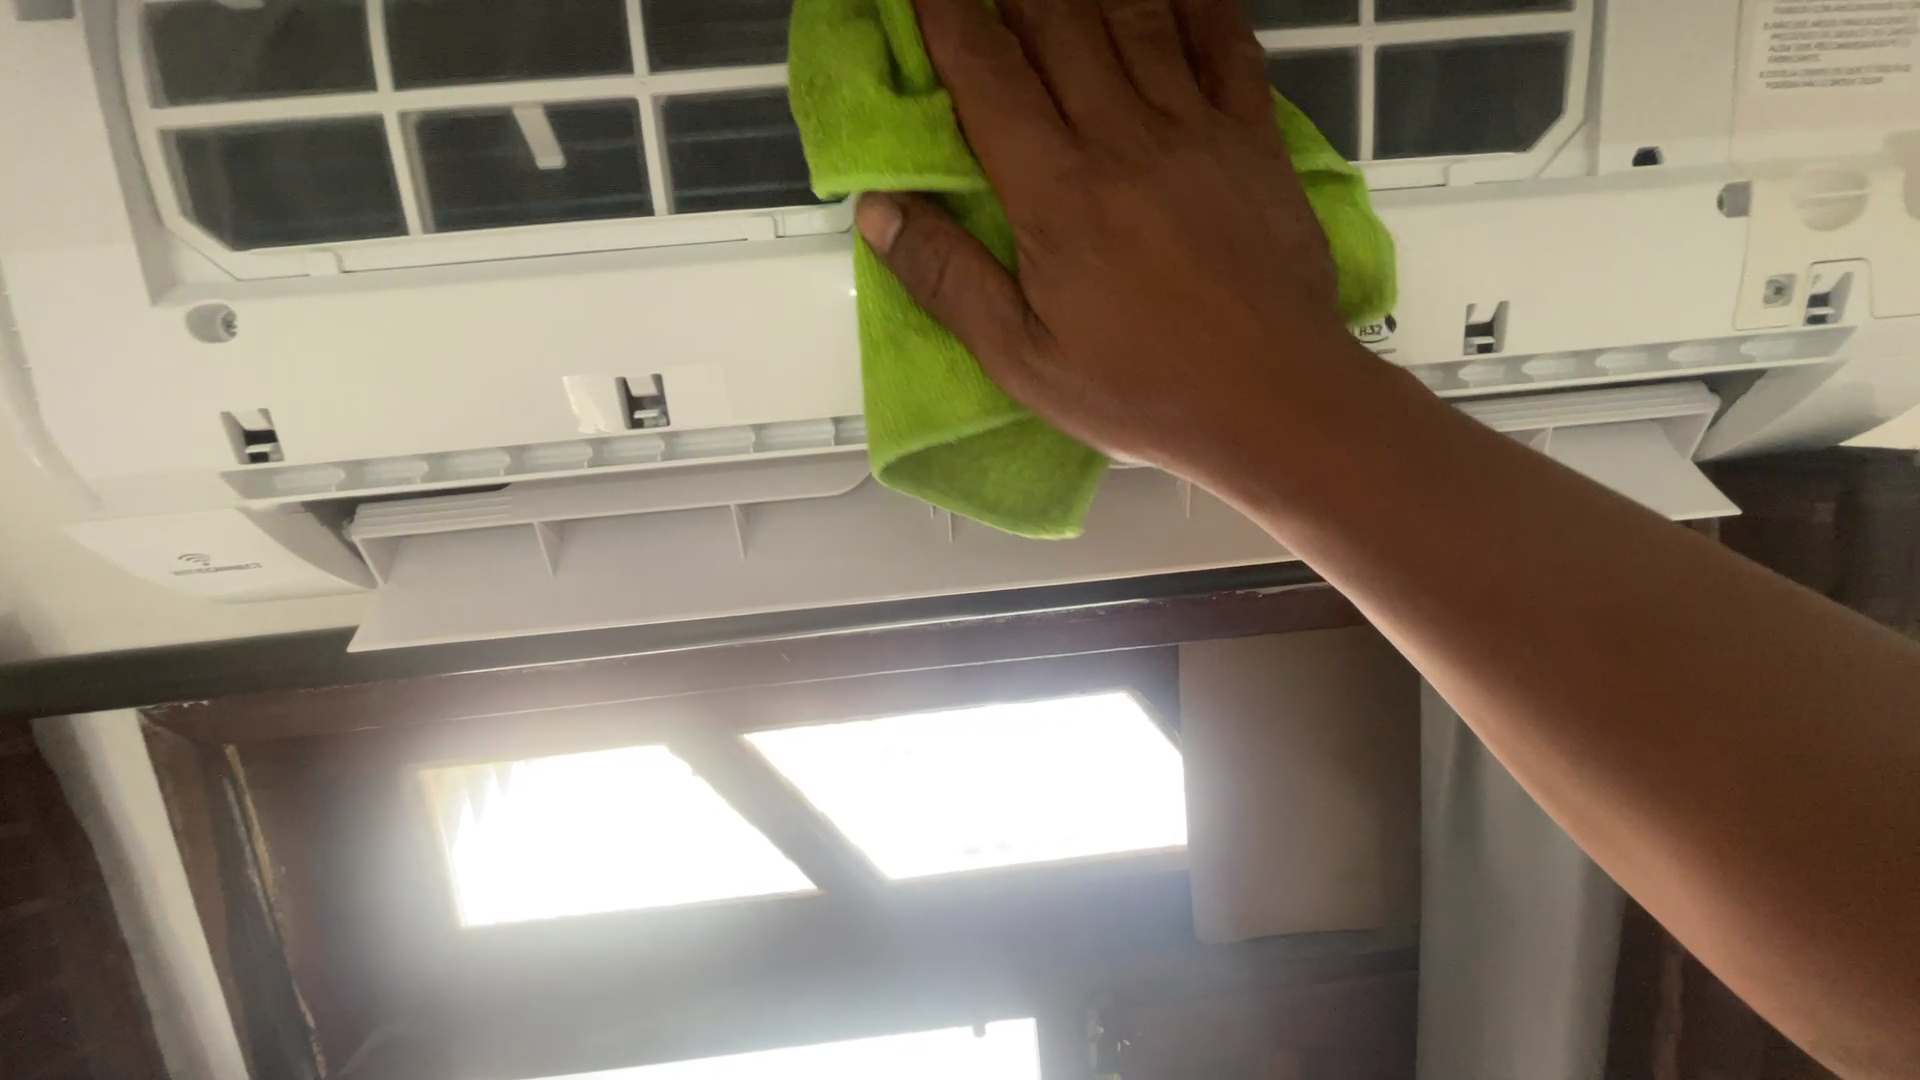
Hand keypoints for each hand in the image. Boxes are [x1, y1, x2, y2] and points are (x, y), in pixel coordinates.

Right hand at [858, 0, 1391, 483]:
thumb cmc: (1139, 390)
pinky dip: (1194, 1)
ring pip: (1133, 18)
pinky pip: (1223, 41)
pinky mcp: (1255, 139)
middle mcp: (1123, 140)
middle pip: (1058, 25)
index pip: (990, 76)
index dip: (949, 17)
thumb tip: (878, 210)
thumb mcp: (1023, 361)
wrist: (1270, 398)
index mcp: (1057, 195)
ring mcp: (1197, 131)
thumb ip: (949, 281)